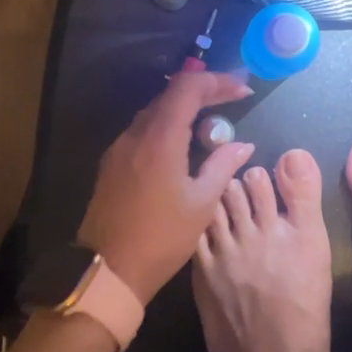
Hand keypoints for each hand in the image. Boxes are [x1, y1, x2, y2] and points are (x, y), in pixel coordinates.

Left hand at [77, 70, 255, 302]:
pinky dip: (166, 129)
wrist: (108, 269)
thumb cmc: (161, 238)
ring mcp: (119, 148)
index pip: (188, 87)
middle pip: (170, 96)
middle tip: (232, 102)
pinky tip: (182, 147)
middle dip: (203, 93)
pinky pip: (142, 133)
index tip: (242, 91)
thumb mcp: (202, 204)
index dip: (218, 82)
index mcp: (160, 138)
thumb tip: (241, 145)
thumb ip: (222, 167)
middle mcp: (135, 134)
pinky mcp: (111, 164)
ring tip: (211, 126)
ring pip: (154, 114)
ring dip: (183, 111)